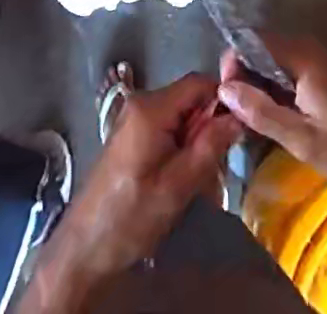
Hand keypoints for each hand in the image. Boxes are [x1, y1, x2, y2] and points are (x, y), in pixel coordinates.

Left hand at [43, 74, 240, 283]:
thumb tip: (238, 115)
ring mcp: (134, 117)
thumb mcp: (177, 185)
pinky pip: (167, 127)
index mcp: (151, 108)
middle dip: (210, 127)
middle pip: (190, 99)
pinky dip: (181, 147)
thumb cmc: (131, 216)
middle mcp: (141, 102)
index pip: (199, 82)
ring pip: (181, 116)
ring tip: (202, 179)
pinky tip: (183, 179)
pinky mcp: (132, 134)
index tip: (241, 129)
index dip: (224, 99)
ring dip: (197, 142)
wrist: (86, 244)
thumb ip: (209, 146)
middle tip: (219, 166)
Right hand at [218, 36, 326, 200]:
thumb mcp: (302, 139)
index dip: (233, 63)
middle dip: (242, 77)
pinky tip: (270, 119)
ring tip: (248, 119)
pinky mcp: (323, 80)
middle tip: (235, 112)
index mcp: (304, 57)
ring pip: (272, 64)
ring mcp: (318, 64)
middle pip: (260, 51)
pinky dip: (273, 92)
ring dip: (257, 87)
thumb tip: (223, 89)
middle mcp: (309, 51)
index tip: (226, 95)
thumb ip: (260, 112)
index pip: (252, 41)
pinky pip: (286, 75)